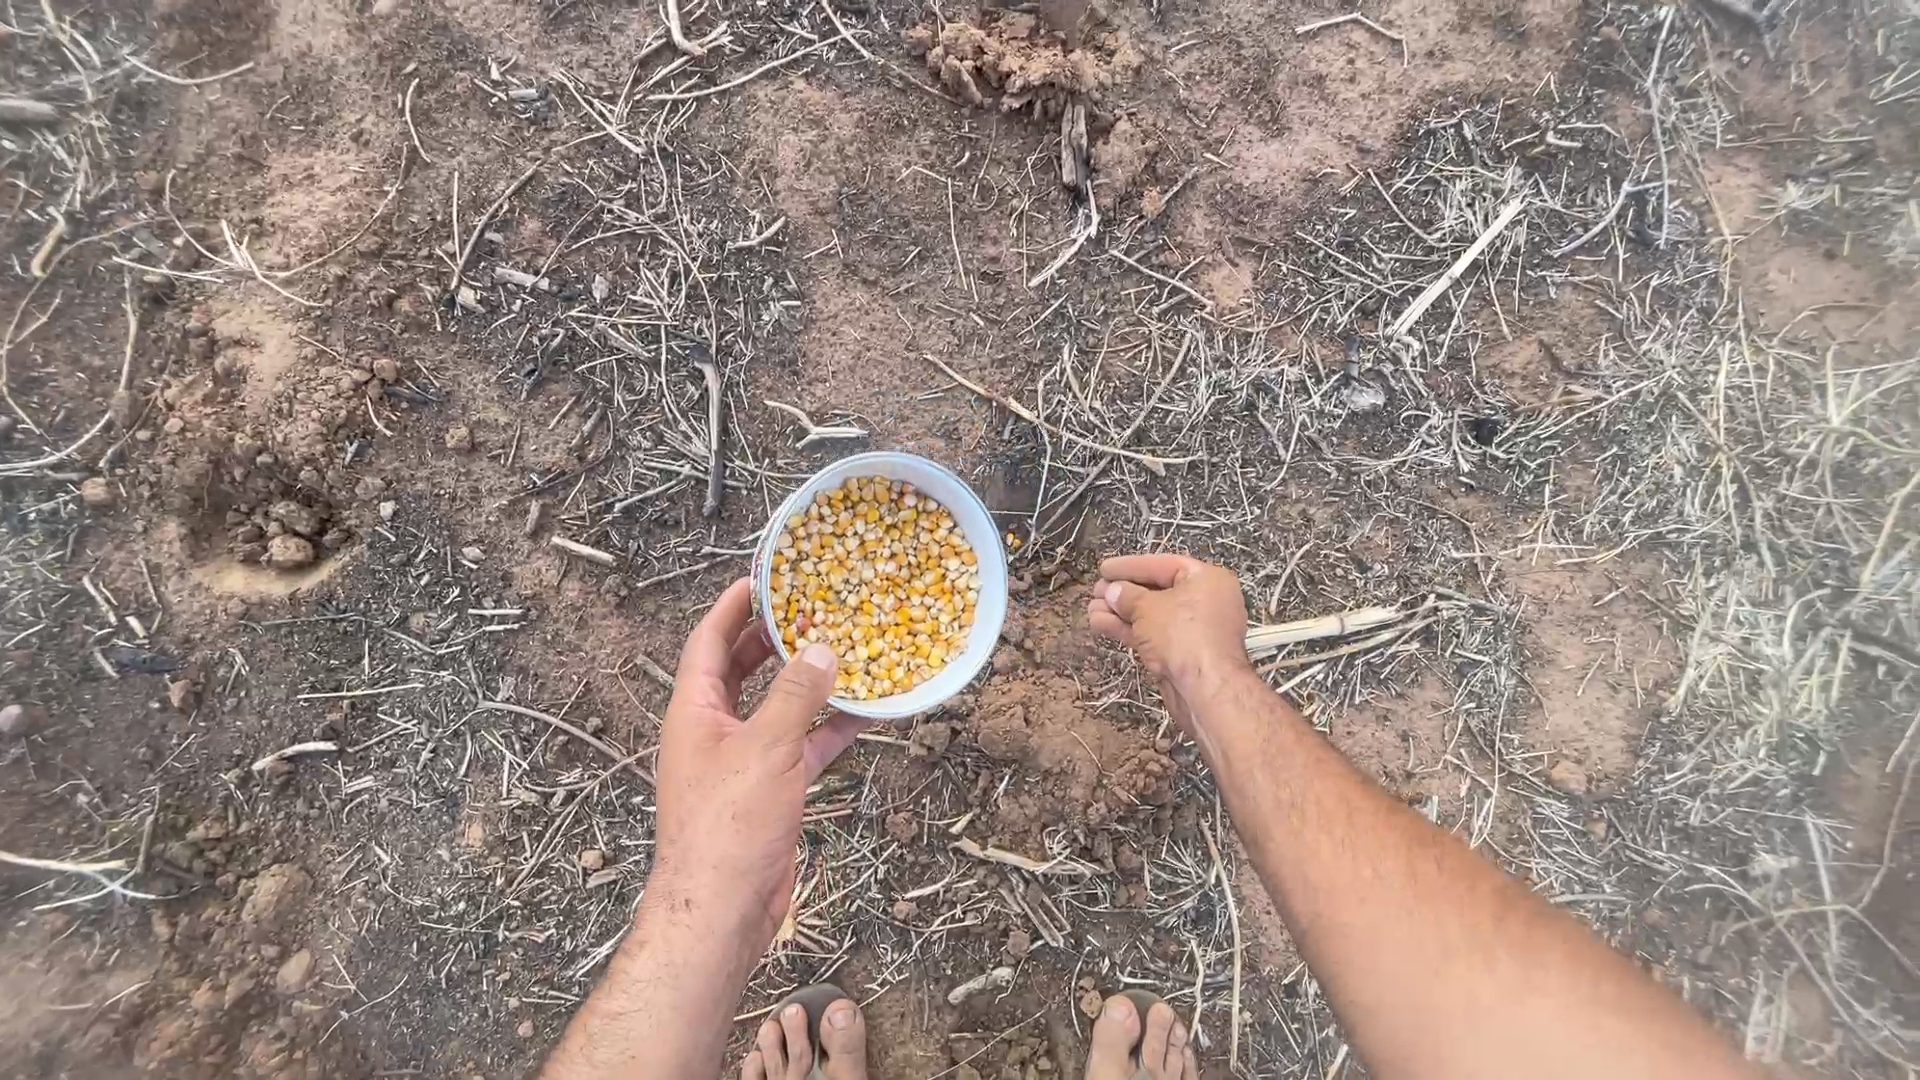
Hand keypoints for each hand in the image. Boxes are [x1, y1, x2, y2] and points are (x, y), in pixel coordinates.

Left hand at [651, 578, 866, 944]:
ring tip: (840, 649)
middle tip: (809, 608)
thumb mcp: (766, 749)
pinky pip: (802, 744)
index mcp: (695, 711)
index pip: (708, 642)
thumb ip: (796, 696)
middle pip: (742, 668)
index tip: (761, 577)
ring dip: (806, 681)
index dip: (732, 607)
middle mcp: (715, 729)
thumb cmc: (727, 826)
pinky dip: (829, 728)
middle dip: (773, 638)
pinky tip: (865, 713)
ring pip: (777, 705)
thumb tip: (822, 651)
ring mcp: (743, 758)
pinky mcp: (770, 786)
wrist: (723, 910)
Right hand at [1087, 554, 1252, 736]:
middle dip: (1122, 592)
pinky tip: (1100, 624)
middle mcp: (1204, 602)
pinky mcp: (1182, 654)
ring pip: (1150, 615)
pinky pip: (1152, 634)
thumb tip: (1112, 591)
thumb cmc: (1182, 636)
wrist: (1205, 690)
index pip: (1163, 564)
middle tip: (1096, 590)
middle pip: (1156, 590)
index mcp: (1207, 580)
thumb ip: (1126, 595)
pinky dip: (1128, 629)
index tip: (1104, 568)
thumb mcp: (1148, 607)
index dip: (1130, 566)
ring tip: (1091, 608)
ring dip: (1119, 612)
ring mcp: (1193, 630)